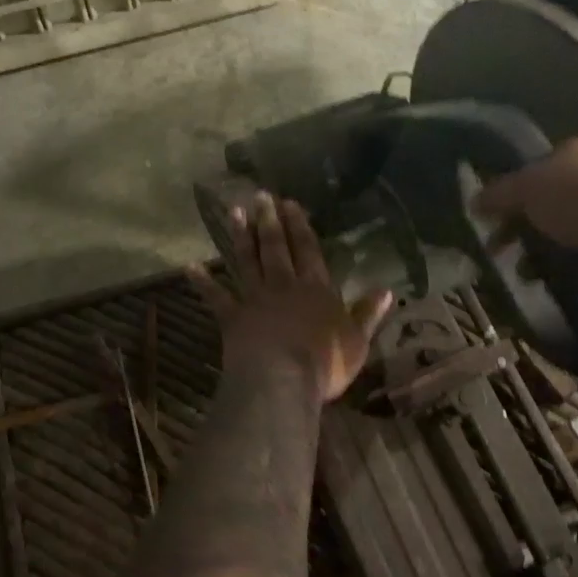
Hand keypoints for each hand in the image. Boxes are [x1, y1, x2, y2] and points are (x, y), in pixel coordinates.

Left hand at [187, 193, 392, 401]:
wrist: (282, 379)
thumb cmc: (325, 362)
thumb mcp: (357, 340)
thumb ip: (368, 314)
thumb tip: (388, 291)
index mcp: (317, 289)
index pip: (308, 250)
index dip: (300, 226)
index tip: (290, 203)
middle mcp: (284, 286)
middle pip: (276, 248)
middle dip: (269, 220)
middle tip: (260, 196)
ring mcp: (256, 299)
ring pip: (247, 262)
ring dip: (241, 237)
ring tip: (234, 212)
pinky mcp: (233, 318)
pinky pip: (216, 297)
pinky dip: (203, 282)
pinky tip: (189, 266)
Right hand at [473, 136, 577, 274]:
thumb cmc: (577, 199)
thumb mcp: (526, 190)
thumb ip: (498, 194)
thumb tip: (473, 201)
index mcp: (577, 148)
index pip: (537, 168)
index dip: (511, 193)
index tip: (492, 221)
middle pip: (553, 198)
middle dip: (525, 225)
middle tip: (502, 251)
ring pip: (572, 226)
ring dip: (546, 248)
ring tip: (528, 273)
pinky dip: (574, 262)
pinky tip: (561, 278)